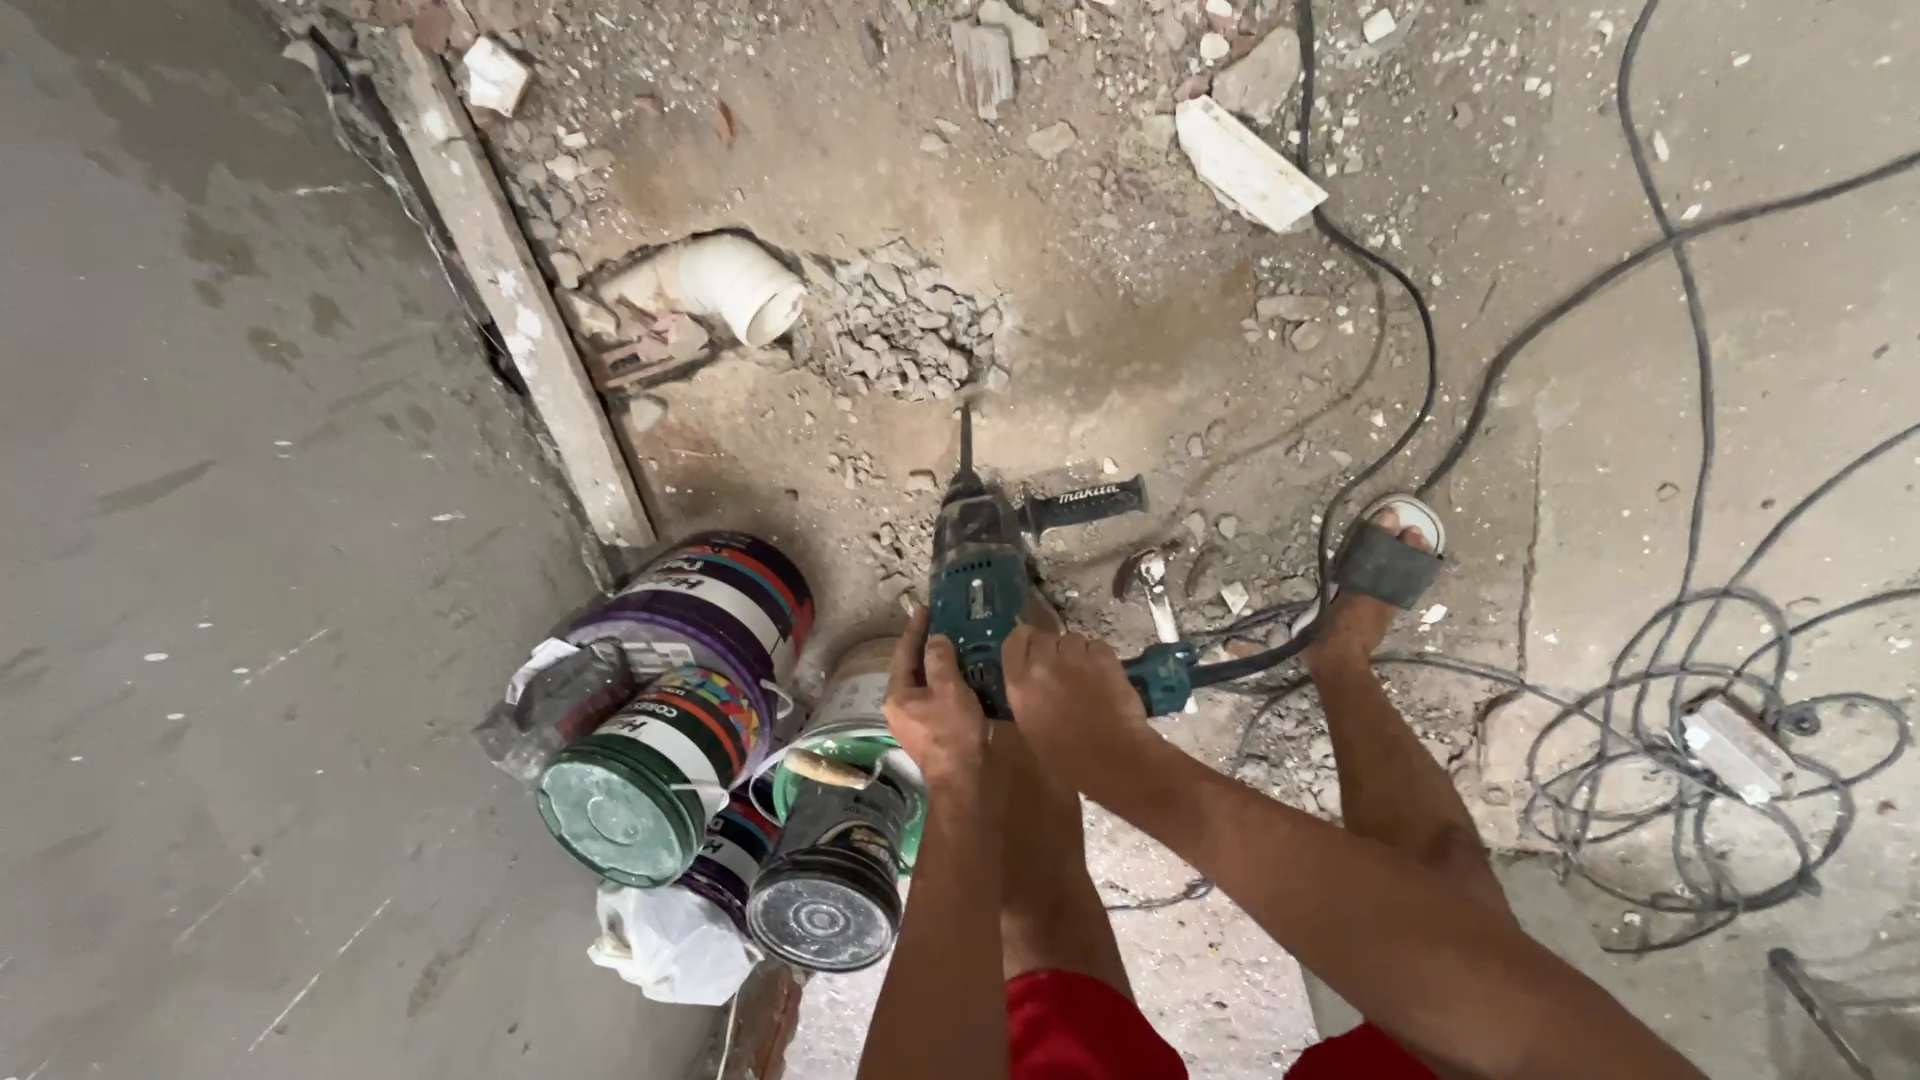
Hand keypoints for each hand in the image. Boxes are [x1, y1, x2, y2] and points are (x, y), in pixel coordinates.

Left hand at [883, 606, 990, 792]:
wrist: (962, 780)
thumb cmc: (953, 732)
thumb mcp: (949, 689)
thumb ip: (939, 660)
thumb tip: (935, 640)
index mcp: (897, 695)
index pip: (904, 653)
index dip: (915, 629)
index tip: (925, 608)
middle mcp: (897, 708)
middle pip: (910, 669)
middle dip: (925, 647)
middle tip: (941, 624)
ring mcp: (910, 722)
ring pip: (921, 684)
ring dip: (935, 665)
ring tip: (953, 646)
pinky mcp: (926, 733)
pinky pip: (931, 698)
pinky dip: (942, 683)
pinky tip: (958, 676)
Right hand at [1001, 624, 1158, 799]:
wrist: (1111, 758)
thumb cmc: (1066, 758)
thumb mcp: (1030, 727)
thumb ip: (1028, 696)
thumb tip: (1035, 684)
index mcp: (1020, 684)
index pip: (1014, 641)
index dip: (1023, 639)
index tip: (1030, 645)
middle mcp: (1043, 664)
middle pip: (1043, 637)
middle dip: (1051, 647)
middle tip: (1061, 666)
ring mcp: (1074, 658)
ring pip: (1072, 639)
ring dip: (1075, 652)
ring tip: (1085, 672)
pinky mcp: (1104, 658)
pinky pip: (1096, 646)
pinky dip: (1098, 656)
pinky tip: (1103, 674)